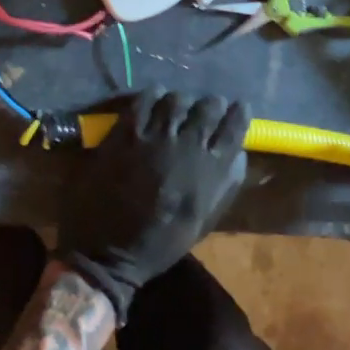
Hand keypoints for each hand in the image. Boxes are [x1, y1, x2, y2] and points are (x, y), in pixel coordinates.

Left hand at [57, 87, 250, 320]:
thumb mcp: (206, 218)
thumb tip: (238, 151)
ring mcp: (155, 137)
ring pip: (176, 99)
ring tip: (175, 107)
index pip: (237, 125)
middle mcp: (189, 146)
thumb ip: (226, 182)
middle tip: (203, 109)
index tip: (236, 109)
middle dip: (210, 105)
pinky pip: (143, 101)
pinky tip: (151, 102)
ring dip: (180, 101)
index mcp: (213, 170)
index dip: (239, 112)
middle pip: (209, 105)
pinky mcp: (125, 134)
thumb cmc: (162, 242)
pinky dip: (151, 97)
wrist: (110, 253)